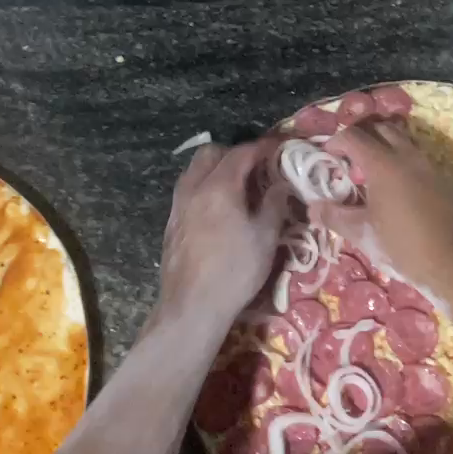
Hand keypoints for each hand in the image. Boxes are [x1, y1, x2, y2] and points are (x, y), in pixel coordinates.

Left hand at [159, 139, 289, 321]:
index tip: (280, 148)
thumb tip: (281, 184)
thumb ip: (274, 204)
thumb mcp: (265, 237)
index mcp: (219, 186)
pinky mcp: (171, 223)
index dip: (263, 147)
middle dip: (235, 153)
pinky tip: (219, 209)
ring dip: (216, 169)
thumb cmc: (235, 271)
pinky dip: (205, 187)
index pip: (242, 152)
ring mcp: (178, 205)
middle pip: (211, 153)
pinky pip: (188, 191)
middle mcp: (193, 188)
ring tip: (238, 187)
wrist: (192, 306)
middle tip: (257, 168)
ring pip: (195, 171)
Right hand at [309, 122, 452, 305]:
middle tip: (351, 163)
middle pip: (382, 129)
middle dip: (363, 138)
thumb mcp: (363, 235)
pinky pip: (422, 163)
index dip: (336, 142)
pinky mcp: (448, 181)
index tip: (328, 157)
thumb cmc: (404, 248)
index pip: (353, 136)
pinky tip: (402, 197)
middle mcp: (409, 156)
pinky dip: (406, 168)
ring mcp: (432, 167)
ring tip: (375, 180)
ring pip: (405, 143)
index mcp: (383, 164)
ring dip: (386, 151)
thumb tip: (312, 208)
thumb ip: (334, 217)